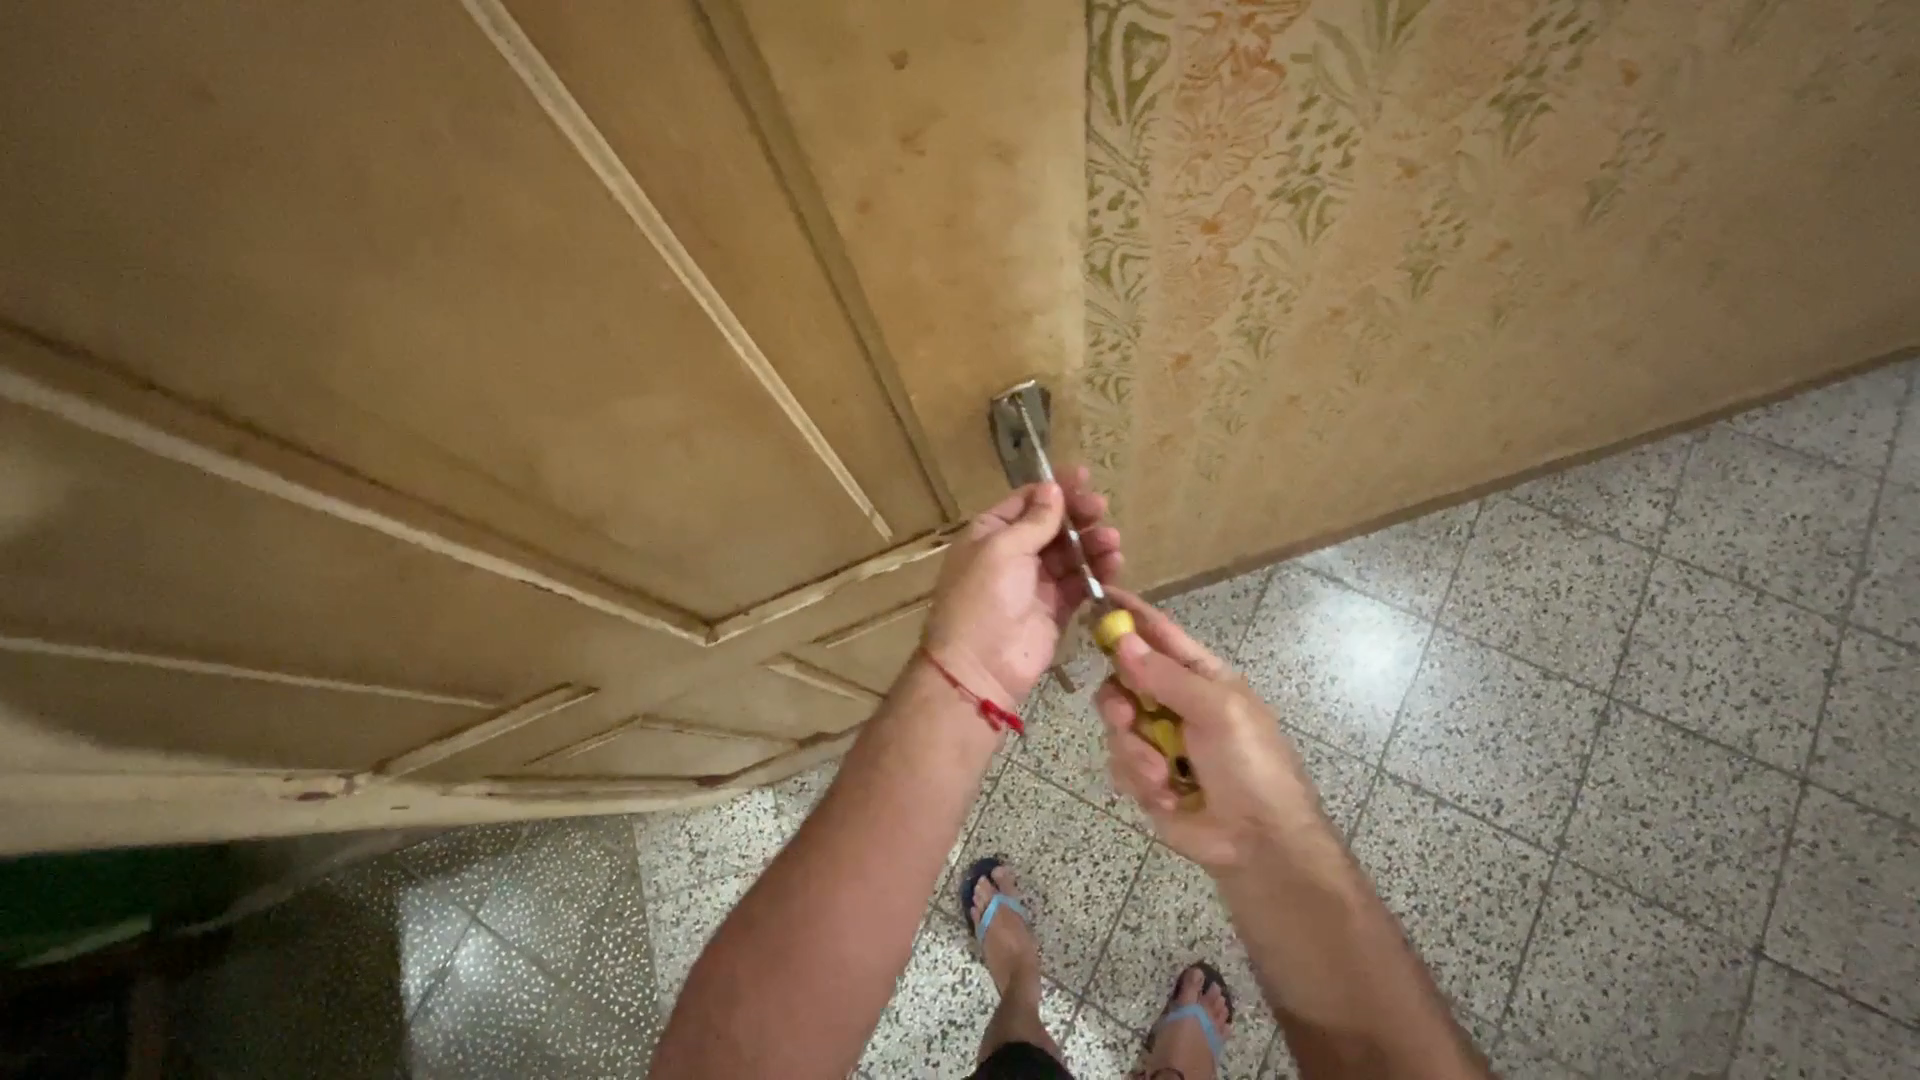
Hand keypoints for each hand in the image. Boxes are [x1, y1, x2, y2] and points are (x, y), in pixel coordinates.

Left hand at [922, 466, 1118, 707]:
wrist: (979, 666)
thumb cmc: (982, 598)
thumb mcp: (1002, 549)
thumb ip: (1034, 521)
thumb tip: (1052, 489)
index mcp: (990, 534)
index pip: (1026, 502)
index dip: (1054, 489)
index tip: (1084, 476)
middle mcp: (1012, 554)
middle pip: (1052, 525)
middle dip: (1078, 515)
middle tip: (1100, 508)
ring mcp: (1035, 582)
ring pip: (1070, 553)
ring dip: (1092, 543)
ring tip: (1112, 540)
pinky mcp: (1056, 608)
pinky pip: (1080, 582)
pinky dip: (1097, 571)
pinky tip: (1114, 563)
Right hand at [1096, 588, 1329, 868]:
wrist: (1258, 843)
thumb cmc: (1250, 766)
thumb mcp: (1217, 711)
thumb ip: (1166, 676)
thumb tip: (1122, 639)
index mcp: (1200, 676)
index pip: (1158, 634)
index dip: (1129, 616)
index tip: (1097, 596)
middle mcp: (1173, 702)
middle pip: (1122, 680)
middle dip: (1120, 701)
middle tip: (1127, 717)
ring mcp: (1158, 741)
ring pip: (1115, 725)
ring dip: (1135, 752)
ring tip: (1162, 774)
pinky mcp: (1145, 777)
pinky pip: (1119, 763)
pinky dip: (1139, 779)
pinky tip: (1166, 795)